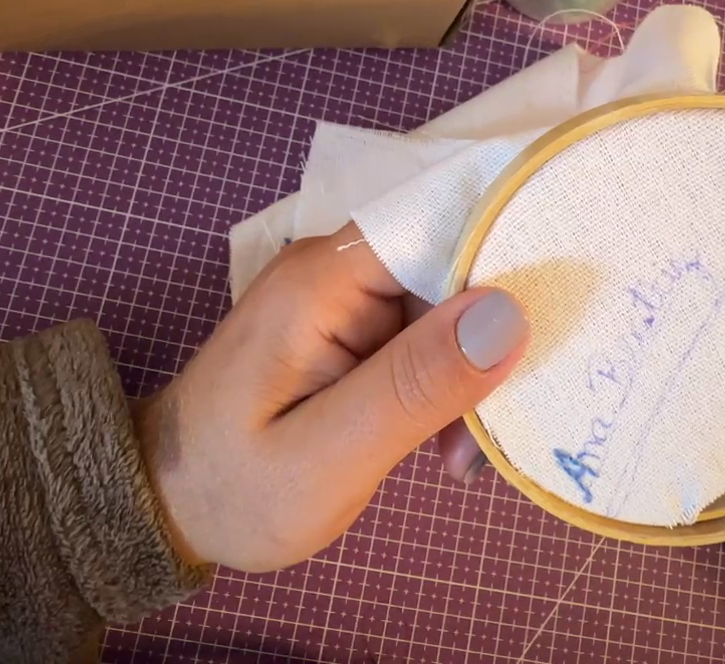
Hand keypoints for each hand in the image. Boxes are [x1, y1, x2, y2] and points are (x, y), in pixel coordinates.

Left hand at [136, 225, 529, 571]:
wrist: (167, 503)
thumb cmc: (235, 487)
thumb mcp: (328, 456)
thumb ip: (415, 385)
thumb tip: (507, 314)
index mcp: (324, 279)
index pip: (433, 221)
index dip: (502, 245)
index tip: (557, 302)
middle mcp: (336, 268)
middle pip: (447, 266)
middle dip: (489, 338)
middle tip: (496, 425)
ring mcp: (342, 296)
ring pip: (441, 306)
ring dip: (468, 373)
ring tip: (461, 454)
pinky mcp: (348, 326)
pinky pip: (419, 334)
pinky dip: (442, 383)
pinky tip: (442, 441)